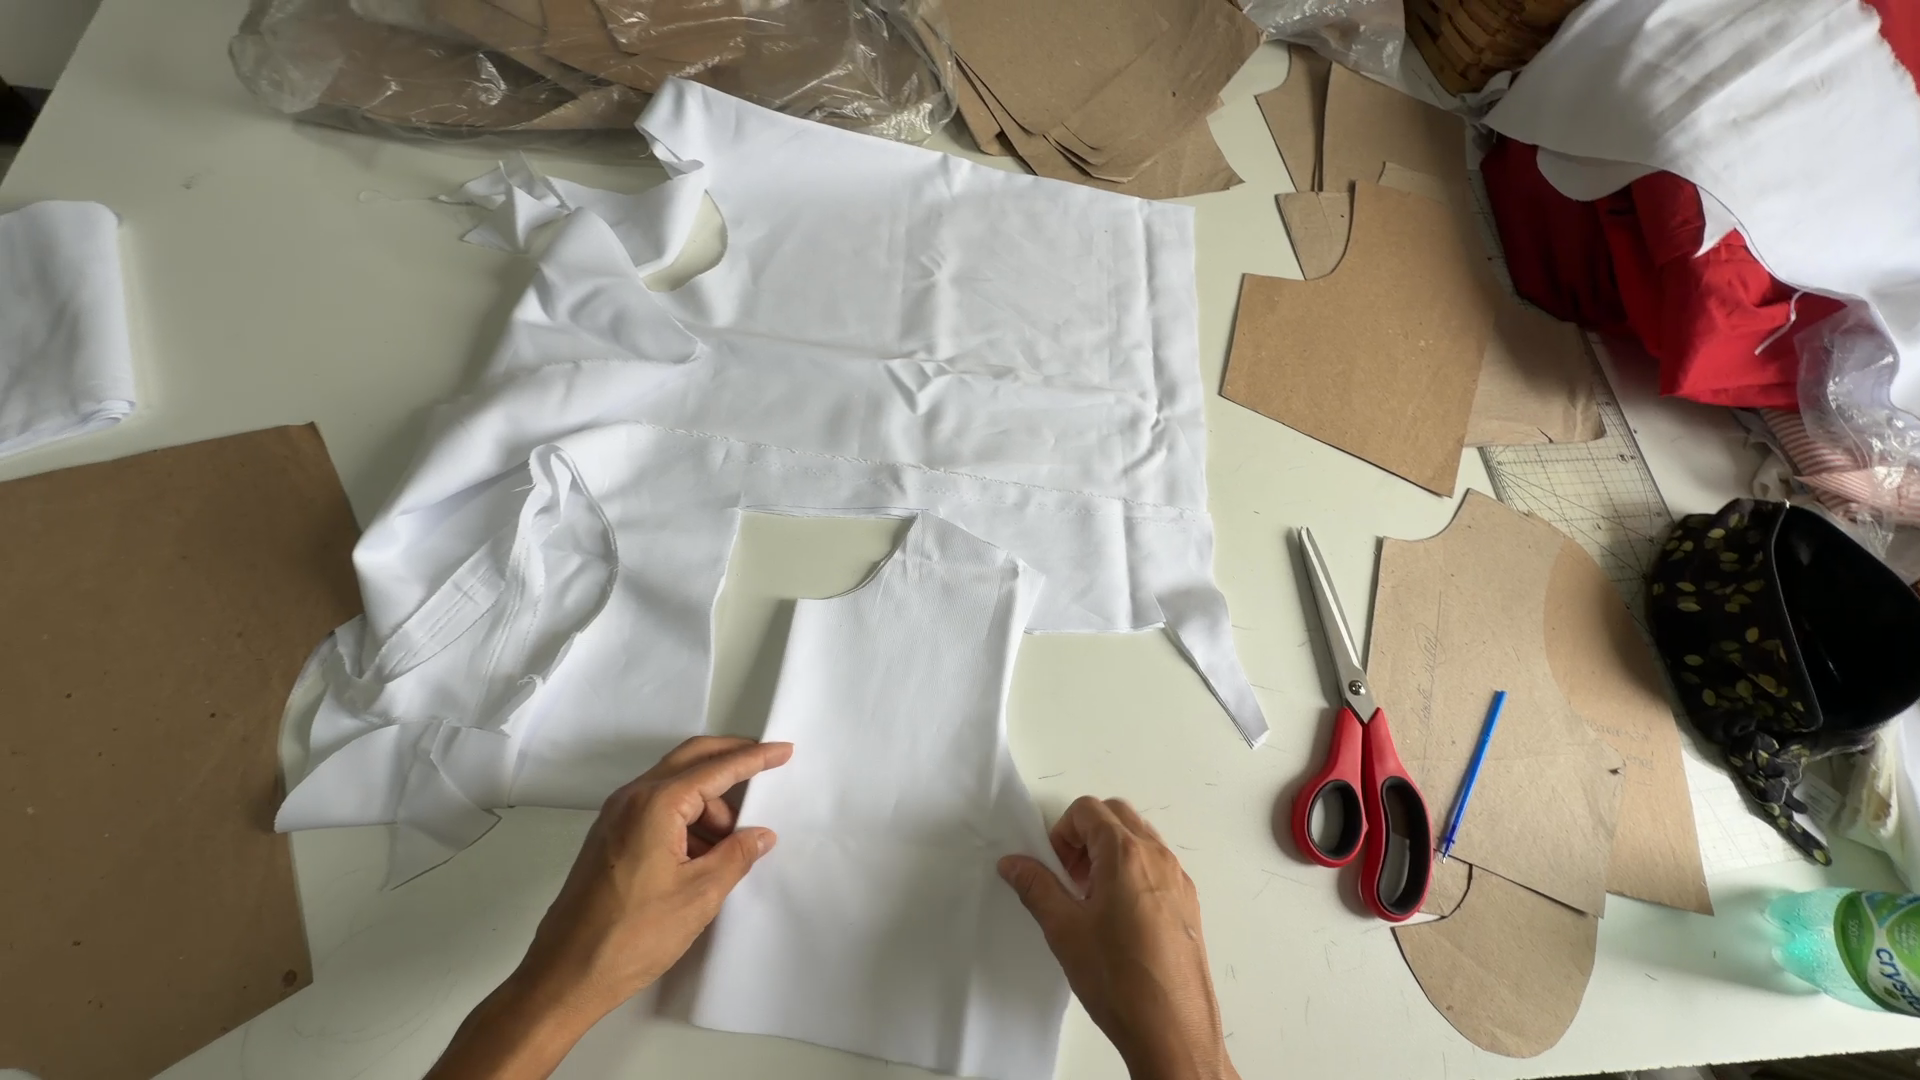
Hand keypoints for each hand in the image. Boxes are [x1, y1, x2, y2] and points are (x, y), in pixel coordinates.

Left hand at [428, 736, 792, 1079]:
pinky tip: (702, 852)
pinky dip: (687, 816)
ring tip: (731, 842)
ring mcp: (616, 816)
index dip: (755, 758)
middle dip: (731, 758)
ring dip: (709, 800)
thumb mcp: (699, 895)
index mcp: (656, 804)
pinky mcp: (609, 836)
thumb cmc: (633, 935)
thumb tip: (760, 835)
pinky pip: (658, 806)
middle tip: (766, 763)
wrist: (561, 978)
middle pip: (691, 758)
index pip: (717, 769)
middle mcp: (632, 798)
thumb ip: (736, 855)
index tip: (784, 750)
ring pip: (674, 784)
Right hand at [998, 797, 1238, 1079]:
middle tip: (1071, 877)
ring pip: (1140, 838)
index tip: (1056, 869)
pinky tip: (1121, 918)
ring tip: (1094, 899)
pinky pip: (1157, 865)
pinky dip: (1134, 871)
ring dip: (1111, 851)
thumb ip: (1035, 886)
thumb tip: (1012, 863)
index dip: (1062, 832)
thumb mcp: (1064, 930)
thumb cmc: (1117, 978)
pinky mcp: (1190, 902)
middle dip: (1087, 835)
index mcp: (1125, 854)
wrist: (1174, 1032)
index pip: (1087, 810)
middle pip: (1116, 814)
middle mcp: (1157, 856)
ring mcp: (1178, 878)